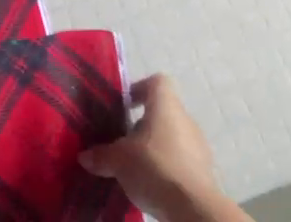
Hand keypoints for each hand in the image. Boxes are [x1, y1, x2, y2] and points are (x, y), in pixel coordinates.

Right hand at [78, 74, 252, 221]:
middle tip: (122, 142)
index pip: (157, 82)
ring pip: (172, 139)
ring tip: (134, 168)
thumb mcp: (119, 160)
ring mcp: (199, 147)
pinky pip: (181, 162)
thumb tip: (85, 157)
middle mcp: (185, 120)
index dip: (139, 89)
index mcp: (166, 106)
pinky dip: (166, 168)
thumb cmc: (154, 167)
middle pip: (162, 113)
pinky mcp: (205, 173)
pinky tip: (151, 185)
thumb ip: (101, 155)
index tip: (124, 106)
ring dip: (154, 149)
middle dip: (142, 126)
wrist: (194, 210)